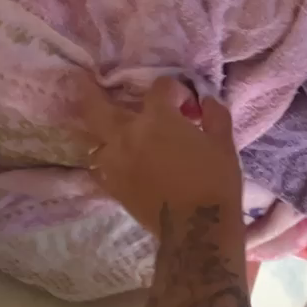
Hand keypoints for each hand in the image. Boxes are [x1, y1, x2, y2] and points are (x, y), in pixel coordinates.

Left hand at [84, 77, 242, 237]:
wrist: (197, 227)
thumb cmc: (215, 180)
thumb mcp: (223, 142)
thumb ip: (215, 115)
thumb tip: (207, 101)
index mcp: (157, 119)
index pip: (160, 89)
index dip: (175, 89)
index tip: (189, 101)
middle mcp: (128, 135)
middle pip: (98, 107)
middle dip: (90, 90)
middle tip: (83, 79)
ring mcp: (115, 162)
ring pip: (94, 138)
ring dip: (101, 128)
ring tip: (107, 124)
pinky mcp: (112, 186)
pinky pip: (100, 165)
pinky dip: (106, 157)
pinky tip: (117, 156)